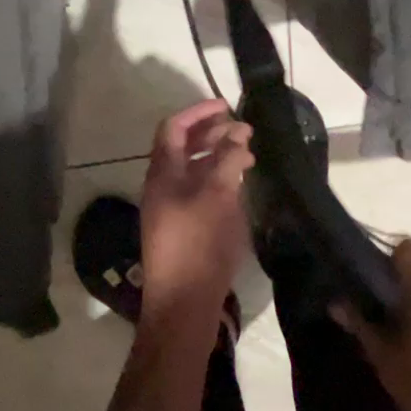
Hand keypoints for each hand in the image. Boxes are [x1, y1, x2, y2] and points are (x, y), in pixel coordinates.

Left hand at [138, 99, 254, 318]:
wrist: (183, 303)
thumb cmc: (198, 243)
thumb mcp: (217, 194)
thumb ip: (227, 158)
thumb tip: (238, 132)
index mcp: (162, 173)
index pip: (174, 128)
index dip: (199, 112)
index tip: (228, 106)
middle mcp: (161, 186)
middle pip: (183, 147)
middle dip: (212, 133)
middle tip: (243, 131)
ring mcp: (170, 208)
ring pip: (192, 170)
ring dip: (218, 156)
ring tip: (249, 156)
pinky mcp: (182, 228)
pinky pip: (198, 191)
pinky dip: (218, 179)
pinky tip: (239, 185)